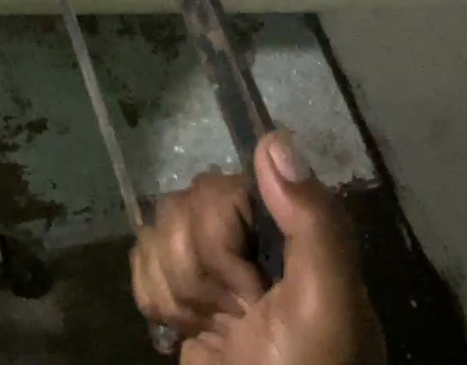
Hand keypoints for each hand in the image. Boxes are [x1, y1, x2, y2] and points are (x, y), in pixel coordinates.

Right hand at [131, 131, 383, 364]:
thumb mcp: (326, 308)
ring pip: (154, 234)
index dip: (220, 236)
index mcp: (287, 228)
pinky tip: (192, 328)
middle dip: (199, 273)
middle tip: (239, 315)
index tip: (252, 285)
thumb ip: (314, 225)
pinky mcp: (176, 283)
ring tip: (219, 328)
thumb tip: (277, 138)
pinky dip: (159, 300)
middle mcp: (247, 233)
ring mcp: (208, 260)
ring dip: (179, 293)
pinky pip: (139, 261)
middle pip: (179, 209)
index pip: (217, 188)